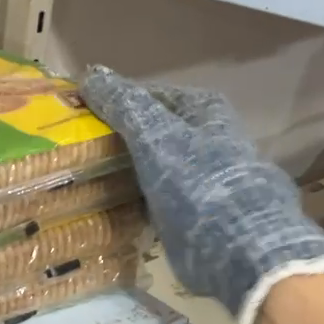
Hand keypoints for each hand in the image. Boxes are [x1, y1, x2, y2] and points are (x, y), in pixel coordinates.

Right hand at [78, 66, 323, 323]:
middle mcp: (213, 141)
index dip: (119, 101)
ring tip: (91, 178)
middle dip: (125, 138)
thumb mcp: (155, 137)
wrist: (240, 250)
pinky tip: (116, 210)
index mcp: (206, 113)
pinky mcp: (205, 218)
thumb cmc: (199, 183)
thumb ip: (124, 105)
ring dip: (131, 172)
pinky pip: (163, 201)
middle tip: (83, 147)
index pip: (153, 96)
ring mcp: (211, 181)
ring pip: (160, 167)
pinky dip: (141, 202)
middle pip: (159, 131)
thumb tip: (91, 72)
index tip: (85, 114)